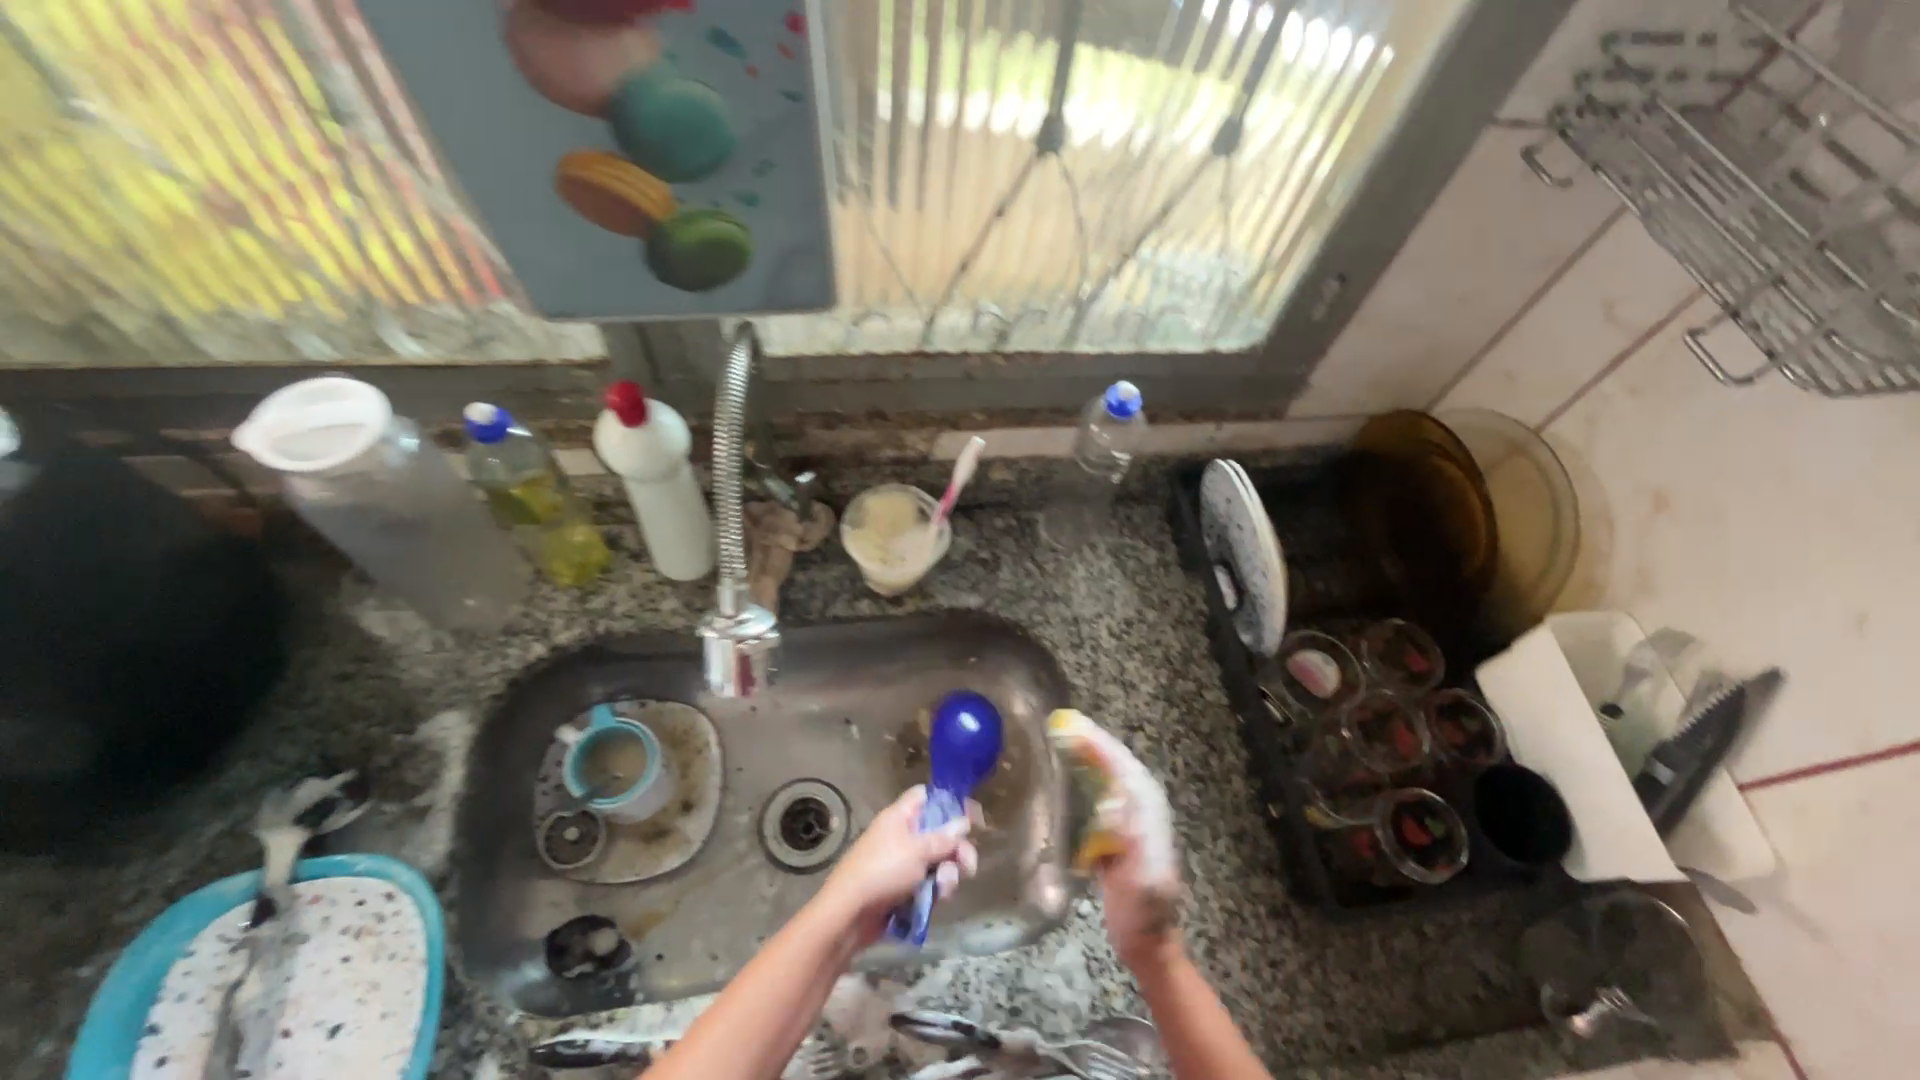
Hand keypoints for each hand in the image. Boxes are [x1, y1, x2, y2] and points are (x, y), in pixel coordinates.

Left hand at [817, 786, 979, 945]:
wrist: (850, 914)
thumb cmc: (883, 871)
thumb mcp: (918, 850)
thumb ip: (944, 837)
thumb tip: (963, 822)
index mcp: (900, 817)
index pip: (925, 797)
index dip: (948, 803)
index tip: (971, 817)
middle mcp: (902, 836)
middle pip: (939, 834)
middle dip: (956, 850)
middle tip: (968, 866)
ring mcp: (903, 863)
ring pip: (938, 862)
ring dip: (947, 875)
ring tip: (942, 888)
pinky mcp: (904, 889)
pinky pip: (928, 884)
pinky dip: (934, 891)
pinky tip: (934, 901)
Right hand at [1053, 712, 1185, 971]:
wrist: (1148, 946)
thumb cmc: (1144, 916)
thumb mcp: (1143, 883)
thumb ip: (1135, 844)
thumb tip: (1113, 804)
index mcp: (1149, 816)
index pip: (1125, 770)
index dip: (1101, 746)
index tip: (1074, 727)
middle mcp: (1143, 812)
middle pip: (1118, 767)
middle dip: (1093, 743)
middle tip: (1062, 723)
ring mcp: (1131, 824)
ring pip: (1110, 779)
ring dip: (1089, 757)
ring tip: (1062, 739)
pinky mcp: (1118, 837)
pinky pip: (1101, 797)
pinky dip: (1086, 781)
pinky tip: (1067, 777)